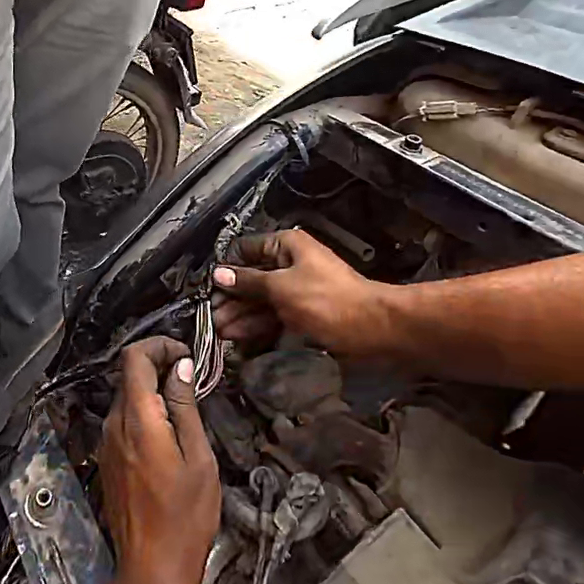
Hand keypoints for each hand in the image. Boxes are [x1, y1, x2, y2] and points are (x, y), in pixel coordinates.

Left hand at [98, 338, 219, 583]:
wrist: (152, 567)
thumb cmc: (184, 518)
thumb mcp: (199, 457)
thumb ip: (185, 406)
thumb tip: (180, 366)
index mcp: (137, 419)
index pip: (134, 357)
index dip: (158, 345)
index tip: (185, 355)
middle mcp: (114, 423)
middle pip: (128, 373)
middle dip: (158, 365)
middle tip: (190, 377)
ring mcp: (106, 440)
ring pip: (126, 395)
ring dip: (152, 389)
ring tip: (184, 405)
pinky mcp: (107, 456)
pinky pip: (123, 418)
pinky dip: (143, 410)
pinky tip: (167, 430)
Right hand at [212, 230, 397, 356]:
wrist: (375, 330)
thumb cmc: (328, 301)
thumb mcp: (281, 287)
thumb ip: (248, 281)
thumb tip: (219, 274)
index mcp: (286, 245)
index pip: (245, 250)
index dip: (226, 267)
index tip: (208, 287)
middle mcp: (289, 263)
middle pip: (250, 277)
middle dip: (229, 297)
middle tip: (210, 316)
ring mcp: (295, 289)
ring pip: (259, 299)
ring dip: (239, 314)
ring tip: (219, 331)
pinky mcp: (301, 312)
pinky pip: (272, 315)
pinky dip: (255, 324)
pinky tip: (238, 337)